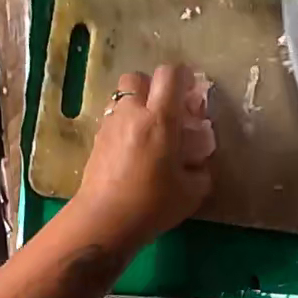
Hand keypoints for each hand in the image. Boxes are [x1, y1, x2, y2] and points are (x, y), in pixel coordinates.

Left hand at [69, 64, 214, 254]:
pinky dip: (125, 124)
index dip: (184, 78)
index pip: (170, 75)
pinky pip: (113, 119)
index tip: (192, 96)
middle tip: (168, 111)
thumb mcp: (192, 192)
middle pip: (139, 78)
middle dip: (155, 87)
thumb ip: (201, 169)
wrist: (104, 222)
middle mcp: (132, 114)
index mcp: (159, 119)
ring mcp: (110, 126)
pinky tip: (134, 150)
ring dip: (137, 105)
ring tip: (150, 130)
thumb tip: (198, 162)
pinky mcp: (96, 141)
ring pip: (122, 98)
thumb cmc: (152, 205)